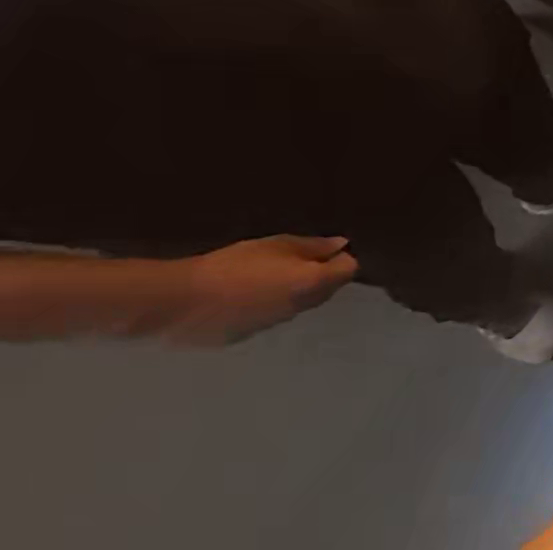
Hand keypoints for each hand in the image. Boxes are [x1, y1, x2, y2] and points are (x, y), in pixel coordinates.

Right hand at [162, 235, 358, 345]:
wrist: (175, 300)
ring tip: (268, 280)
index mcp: (314, 283)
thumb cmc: (232, 265)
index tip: (324, 253)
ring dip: (297, 294)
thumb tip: (341, 245)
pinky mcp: (248, 337)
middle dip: (323, 277)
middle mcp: (301, 307)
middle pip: (328, 290)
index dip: (340, 260)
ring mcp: (275, 325)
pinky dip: (269, 308)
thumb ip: (314, 246)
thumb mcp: (277, 245)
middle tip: (299, 264)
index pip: (348, 271)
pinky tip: (244, 299)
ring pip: (300, 306)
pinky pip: (271, 318)